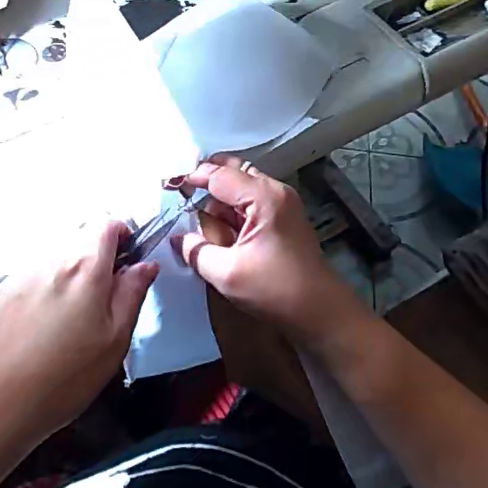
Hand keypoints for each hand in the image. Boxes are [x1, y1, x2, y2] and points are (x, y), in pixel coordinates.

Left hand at [0, 221, 156, 458]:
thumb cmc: (57, 378)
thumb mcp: (115, 339)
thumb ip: (133, 294)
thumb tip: (144, 268)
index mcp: (84, 267)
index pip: (108, 224)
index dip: (124, 235)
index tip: (130, 257)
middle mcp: (52, 260)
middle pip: (82, 236)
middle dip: (99, 256)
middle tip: (109, 294)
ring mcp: (24, 272)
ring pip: (59, 255)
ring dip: (74, 272)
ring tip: (78, 315)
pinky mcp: (6, 289)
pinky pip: (37, 274)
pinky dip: (50, 286)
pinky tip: (51, 323)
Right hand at [174, 158, 369, 348]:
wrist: (320, 313)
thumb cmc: (276, 290)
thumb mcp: (226, 273)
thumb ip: (196, 250)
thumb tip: (178, 238)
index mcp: (264, 197)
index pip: (219, 174)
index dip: (190, 178)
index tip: (166, 185)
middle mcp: (275, 192)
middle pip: (232, 173)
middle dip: (205, 183)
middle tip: (178, 196)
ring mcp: (281, 205)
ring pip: (239, 190)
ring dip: (218, 203)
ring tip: (196, 223)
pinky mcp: (281, 220)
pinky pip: (249, 206)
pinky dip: (230, 214)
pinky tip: (215, 232)